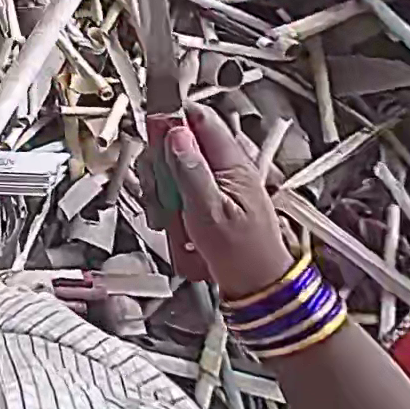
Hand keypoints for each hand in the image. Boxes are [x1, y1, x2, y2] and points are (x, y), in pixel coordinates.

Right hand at [164, 103, 296, 298]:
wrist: (258, 290)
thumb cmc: (243, 256)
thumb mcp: (209, 211)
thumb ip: (190, 169)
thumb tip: (176, 134)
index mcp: (232, 165)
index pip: (201, 118)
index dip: (172, 118)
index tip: (151, 133)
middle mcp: (224, 169)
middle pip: (178, 143)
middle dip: (158, 162)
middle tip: (157, 185)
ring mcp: (214, 183)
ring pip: (171, 165)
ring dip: (159, 185)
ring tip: (164, 209)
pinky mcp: (205, 197)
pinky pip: (174, 186)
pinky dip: (164, 199)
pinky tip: (168, 216)